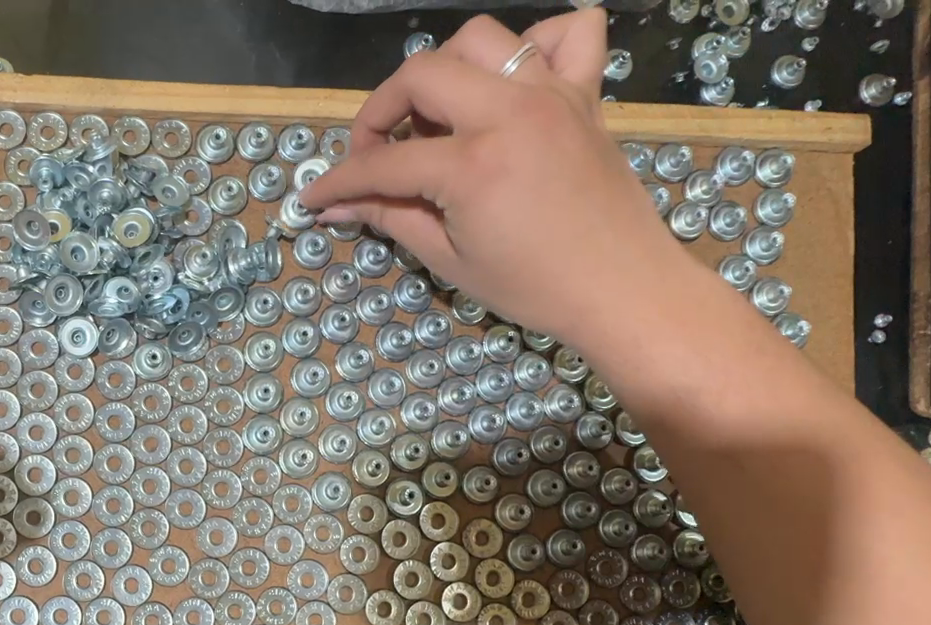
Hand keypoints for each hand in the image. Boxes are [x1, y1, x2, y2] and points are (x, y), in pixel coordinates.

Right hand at [301, 11, 693, 350]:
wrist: (619, 286)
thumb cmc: (528, 286)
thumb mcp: (446, 259)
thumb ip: (390, 218)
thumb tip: (336, 206)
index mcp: (472, 165)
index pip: (383, 163)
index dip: (338, 181)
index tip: (312, 197)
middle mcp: (510, 111)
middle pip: (421, 73)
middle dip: (379, 111)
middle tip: (373, 154)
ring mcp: (553, 93)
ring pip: (481, 39)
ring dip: (443, 72)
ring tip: (435, 119)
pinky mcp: (585, 93)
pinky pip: (568, 32)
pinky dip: (533, 45)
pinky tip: (510, 87)